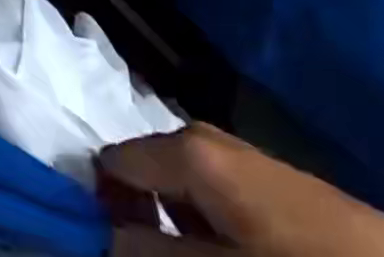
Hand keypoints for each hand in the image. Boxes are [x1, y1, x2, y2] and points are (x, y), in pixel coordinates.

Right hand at [100, 124, 383, 256]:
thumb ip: (151, 253)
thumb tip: (107, 239)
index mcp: (188, 150)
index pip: (110, 162)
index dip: (102, 205)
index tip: (114, 247)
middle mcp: (208, 139)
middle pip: (146, 172)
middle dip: (144, 218)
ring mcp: (247, 159)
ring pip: (183, 190)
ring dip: (181, 229)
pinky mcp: (280, 185)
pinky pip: (221, 200)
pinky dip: (215, 230)